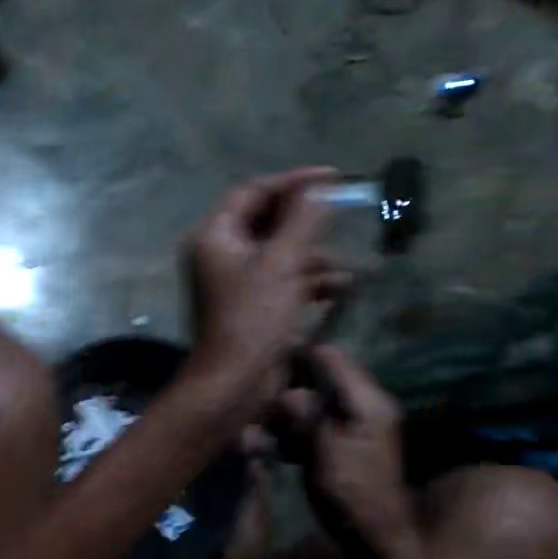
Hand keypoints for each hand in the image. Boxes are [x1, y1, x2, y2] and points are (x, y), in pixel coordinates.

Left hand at [184, 167, 351, 413]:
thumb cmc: (254, 318)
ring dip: (312, 256)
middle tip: (341, 215)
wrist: (235, 381)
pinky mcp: (249, 305)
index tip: (333, 177)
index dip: (293, 181)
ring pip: (277, 253)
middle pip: (266, 221)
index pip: (252, 192)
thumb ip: (302, 220)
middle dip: (305, 222)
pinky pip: (280, 280)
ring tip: (343, 267)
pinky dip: (307, 281)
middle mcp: (219, 253)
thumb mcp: (282, 263)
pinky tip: (339, 288)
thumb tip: (319, 189)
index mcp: (214, 236)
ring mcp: (233, 281)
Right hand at [278, 345, 412, 551]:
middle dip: (289, 389)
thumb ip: (305, 416)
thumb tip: (288, 392)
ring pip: (315, 403)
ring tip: (261, 428)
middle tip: (259, 402)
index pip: (332, 357)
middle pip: (321, 379)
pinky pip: (317, 423)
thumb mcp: (322, 451)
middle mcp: (367, 405)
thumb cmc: (350, 493)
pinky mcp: (347, 442)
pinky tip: (275, 445)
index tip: (266, 360)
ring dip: (288, 413)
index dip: (299, 355)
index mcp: (367, 401)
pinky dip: (296, 430)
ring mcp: (358, 424)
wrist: (376, 536)